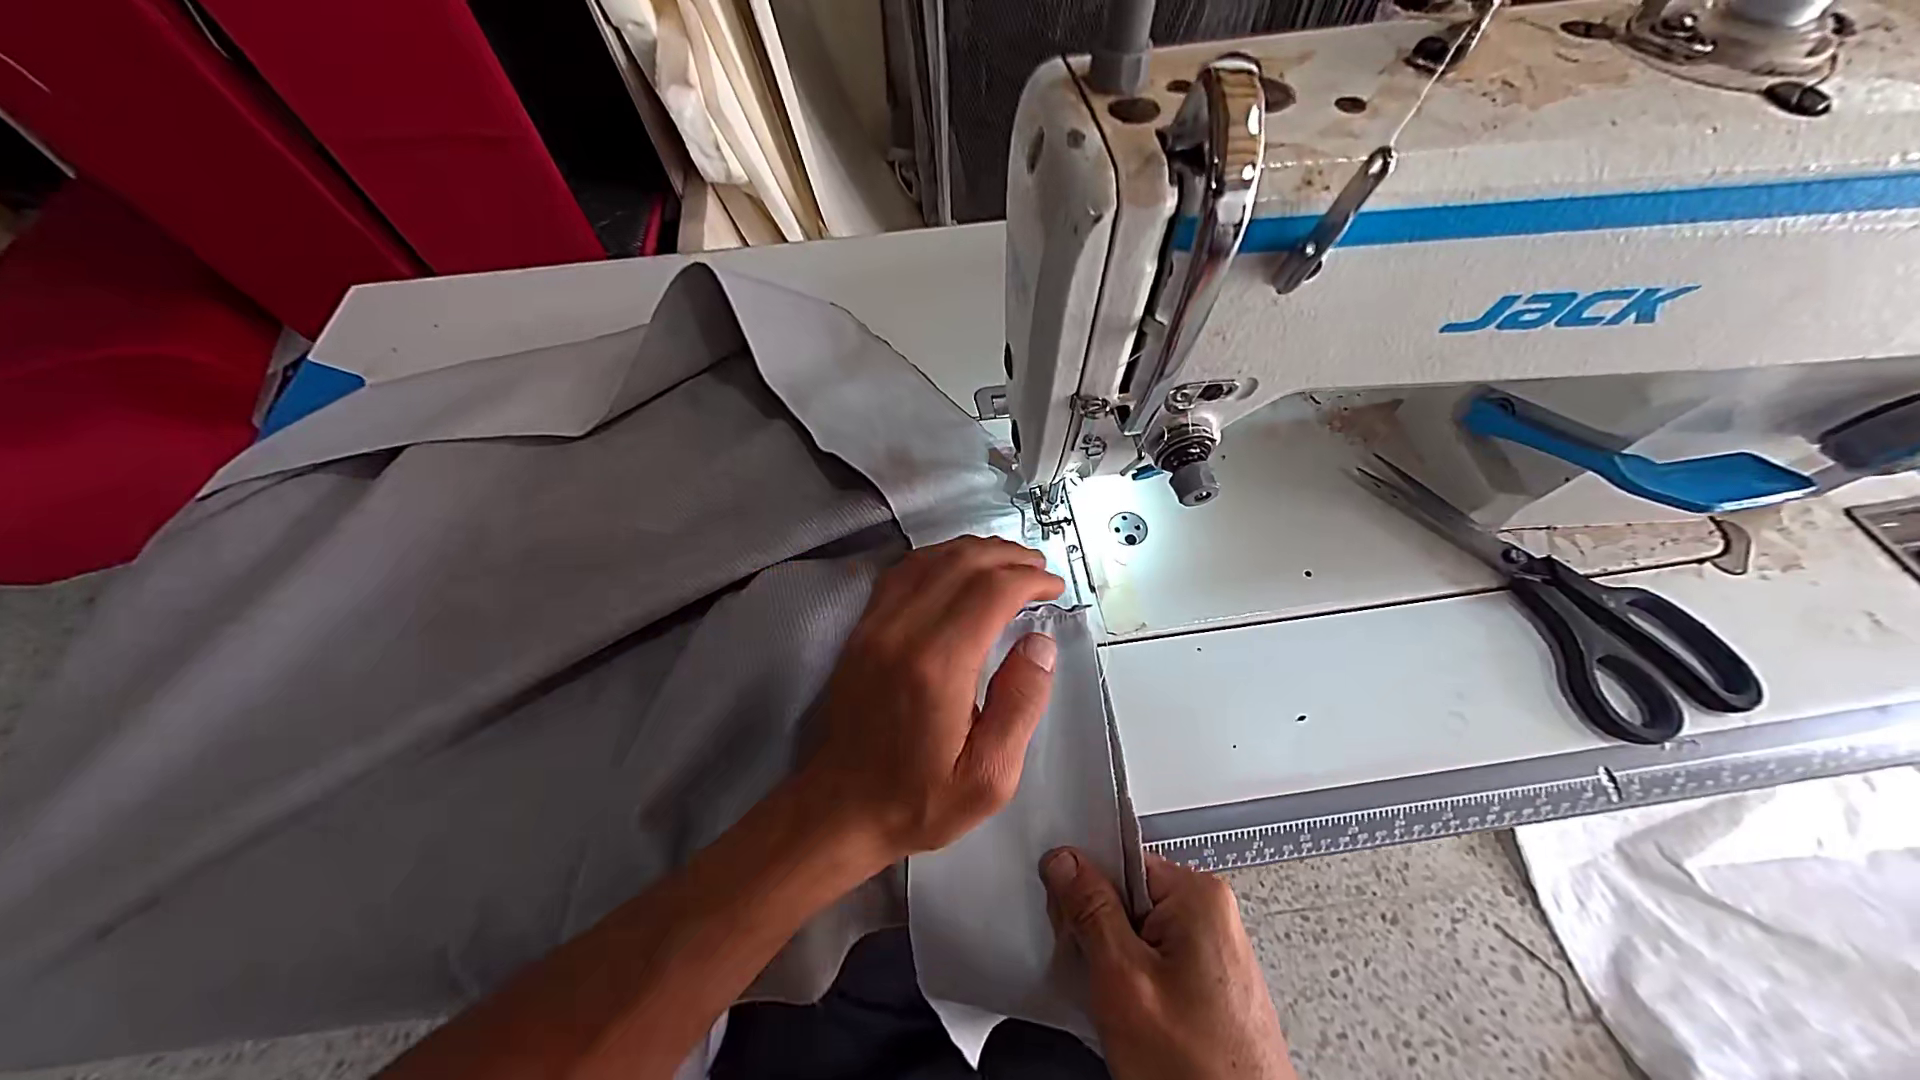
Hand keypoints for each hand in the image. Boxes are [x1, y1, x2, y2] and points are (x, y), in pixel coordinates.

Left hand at [795, 535, 1064, 864]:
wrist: (843, 807)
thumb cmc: (918, 799)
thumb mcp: (990, 776)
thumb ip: (1021, 704)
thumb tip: (1040, 645)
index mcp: (938, 667)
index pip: (991, 592)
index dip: (1029, 579)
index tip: (1051, 587)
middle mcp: (902, 634)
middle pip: (962, 564)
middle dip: (1008, 557)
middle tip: (1037, 568)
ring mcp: (875, 628)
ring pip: (930, 560)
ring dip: (974, 551)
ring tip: (1007, 561)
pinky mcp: (862, 631)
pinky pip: (901, 574)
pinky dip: (936, 558)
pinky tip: (956, 565)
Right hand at [1041, 848, 1296, 1079]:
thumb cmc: (1199, 1073)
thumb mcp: (1122, 979)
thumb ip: (1089, 910)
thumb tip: (1067, 862)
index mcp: (1199, 896)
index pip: (1119, 861)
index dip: (1085, 888)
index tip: (1068, 915)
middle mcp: (1213, 915)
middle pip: (1127, 897)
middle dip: (1100, 932)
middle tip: (1098, 975)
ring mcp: (1213, 951)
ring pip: (1138, 933)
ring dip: (1116, 963)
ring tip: (1121, 1005)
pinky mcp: (1209, 983)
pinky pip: (1155, 961)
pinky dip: (1135, 983)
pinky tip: (1134, 1016)